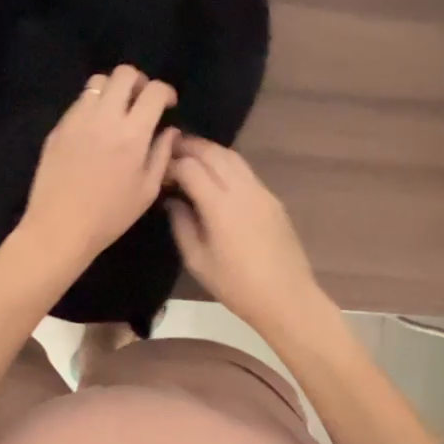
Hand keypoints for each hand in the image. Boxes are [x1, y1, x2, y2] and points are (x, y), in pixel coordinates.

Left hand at [19, 65, 179, 268]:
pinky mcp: (58, 127)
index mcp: (132, 133)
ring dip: (113, 89)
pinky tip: (95, 129)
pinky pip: (79, 102)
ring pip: (98, 82)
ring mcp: (77, 119)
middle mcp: (104, 117)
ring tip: (117, 111)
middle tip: (142, 102)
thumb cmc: (109, 216)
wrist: (59, 228)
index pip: (154, 91)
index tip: (168, 105)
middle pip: (124, 73)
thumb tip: (170, 131)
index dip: (166, 92)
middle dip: (139, 82)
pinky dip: (93, 105)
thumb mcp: (147, 190)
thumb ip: (162, 155)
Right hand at [165, 137, 324, 331]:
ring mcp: (261, 191)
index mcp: (220, 205)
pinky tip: (215, 175)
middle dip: (188, 147)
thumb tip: (173, 201)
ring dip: (209, 151)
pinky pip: (245, 170)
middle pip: (213, 153)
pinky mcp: (272, 199)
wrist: (286, 297)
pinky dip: (225, 163)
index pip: (190, 167)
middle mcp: (242, 189)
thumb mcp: (197, 260)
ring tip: (189, 155)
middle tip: (168, 149)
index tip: (157, 172)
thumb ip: (181, 224)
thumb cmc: (236, 285)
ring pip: (232, 157)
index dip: (170, 164)